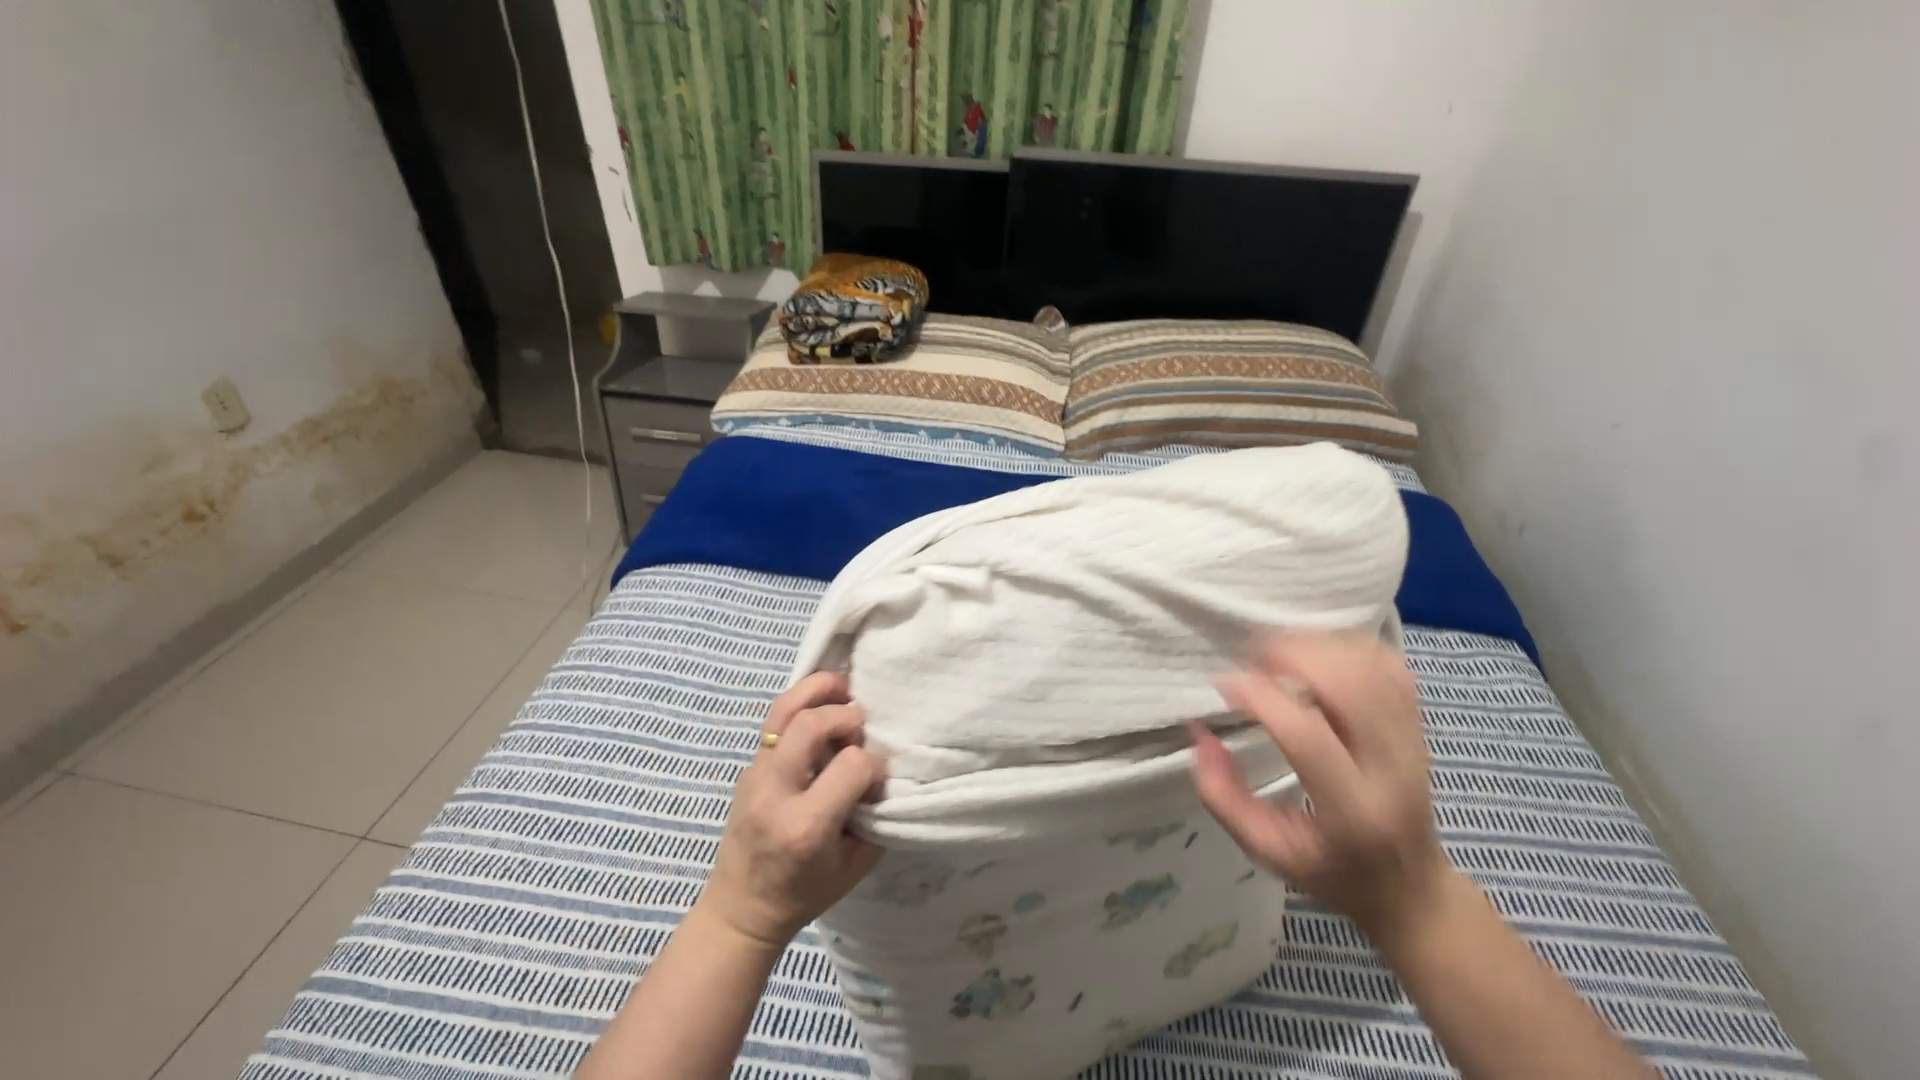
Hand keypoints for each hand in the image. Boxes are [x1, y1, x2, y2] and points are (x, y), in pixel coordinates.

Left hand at [697, 672, 885, 950]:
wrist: (741, 909)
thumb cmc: (804, 894)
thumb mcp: (854, 866)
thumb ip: (873, 817)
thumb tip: (882, 771)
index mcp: (807, 825)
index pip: (851, 765)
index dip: (874, 765)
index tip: (876, 780)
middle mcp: (776, 793)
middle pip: (810, 724)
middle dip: (845, 715)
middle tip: (860, 724)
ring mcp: (754, 777)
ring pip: (782, 710)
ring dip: (817, 691)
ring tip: (842, 688)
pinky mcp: (747, 769)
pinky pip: (775, 724)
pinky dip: (802, 708)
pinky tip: (821, 713)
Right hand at [1190, 632, 1456, 944]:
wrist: (1409, 887)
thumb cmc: (1331, 871)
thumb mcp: (1265, 850)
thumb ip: (1223, 796)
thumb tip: (1199, 733)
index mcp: (1351, 809)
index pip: (1306, 734)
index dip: (1259, 698)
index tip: (1223, 684)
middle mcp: (1390, 768)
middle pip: (1349, 685)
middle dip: (1293, 656)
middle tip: (1252, 659)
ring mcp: (1413, 741)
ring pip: (1372, 667)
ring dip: (1319, 647)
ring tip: (1278, 655)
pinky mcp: (1420, 725)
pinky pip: (1391, 667)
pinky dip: (1349, 648)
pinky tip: (1318, 656)